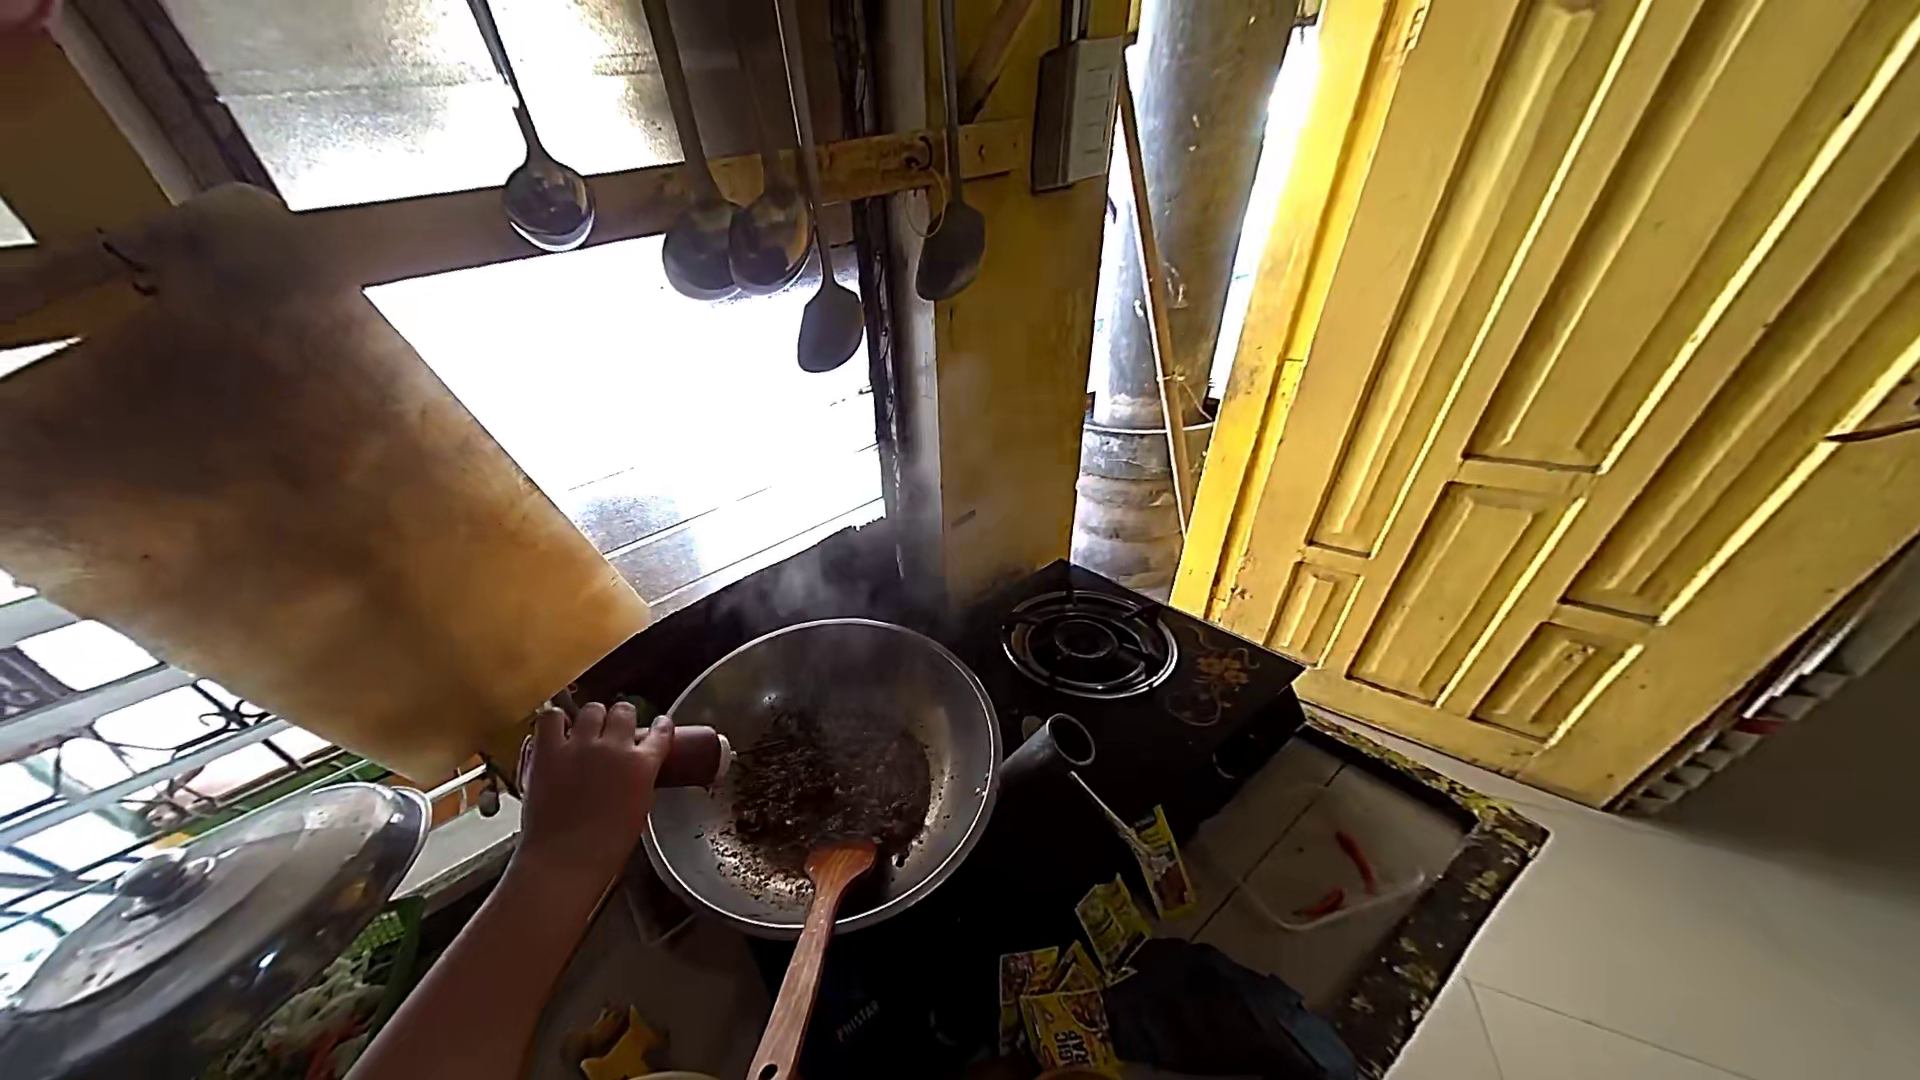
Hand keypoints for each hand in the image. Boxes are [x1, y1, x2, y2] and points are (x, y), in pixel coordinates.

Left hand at [511, 702, 671, 899]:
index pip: (662, 730)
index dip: (661, 725)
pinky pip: (551, 718)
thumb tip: (635, 770)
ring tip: (585, 730)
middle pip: (624, 710)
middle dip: (621, 718)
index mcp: (644, 763)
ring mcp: (582, 747)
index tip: (658, 725)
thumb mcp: (640, 806)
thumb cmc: (607, 844)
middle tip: (614, 730)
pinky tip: (557, 730)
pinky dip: (555, 721)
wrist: (565, 860)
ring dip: (592, 718)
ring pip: (592, 709)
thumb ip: (641, 780)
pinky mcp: (549, 752)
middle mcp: (616, 747)